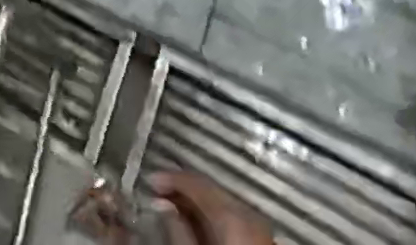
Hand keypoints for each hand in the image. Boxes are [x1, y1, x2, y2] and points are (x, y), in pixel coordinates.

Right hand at [148, 172, 273, 244]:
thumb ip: (176, 227)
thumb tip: (161, 204)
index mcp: (231, 215)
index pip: (195, 181)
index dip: (169, 178)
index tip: (149, 183)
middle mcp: (248, 214)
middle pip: (210, 188)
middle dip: (183, 188)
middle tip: (160, 193)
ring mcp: (262, 229)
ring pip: (223, 200)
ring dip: (198, 200)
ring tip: (177, 207)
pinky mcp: (266, 240)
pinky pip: (236, 216)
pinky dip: (215, 213)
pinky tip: (201, 222)